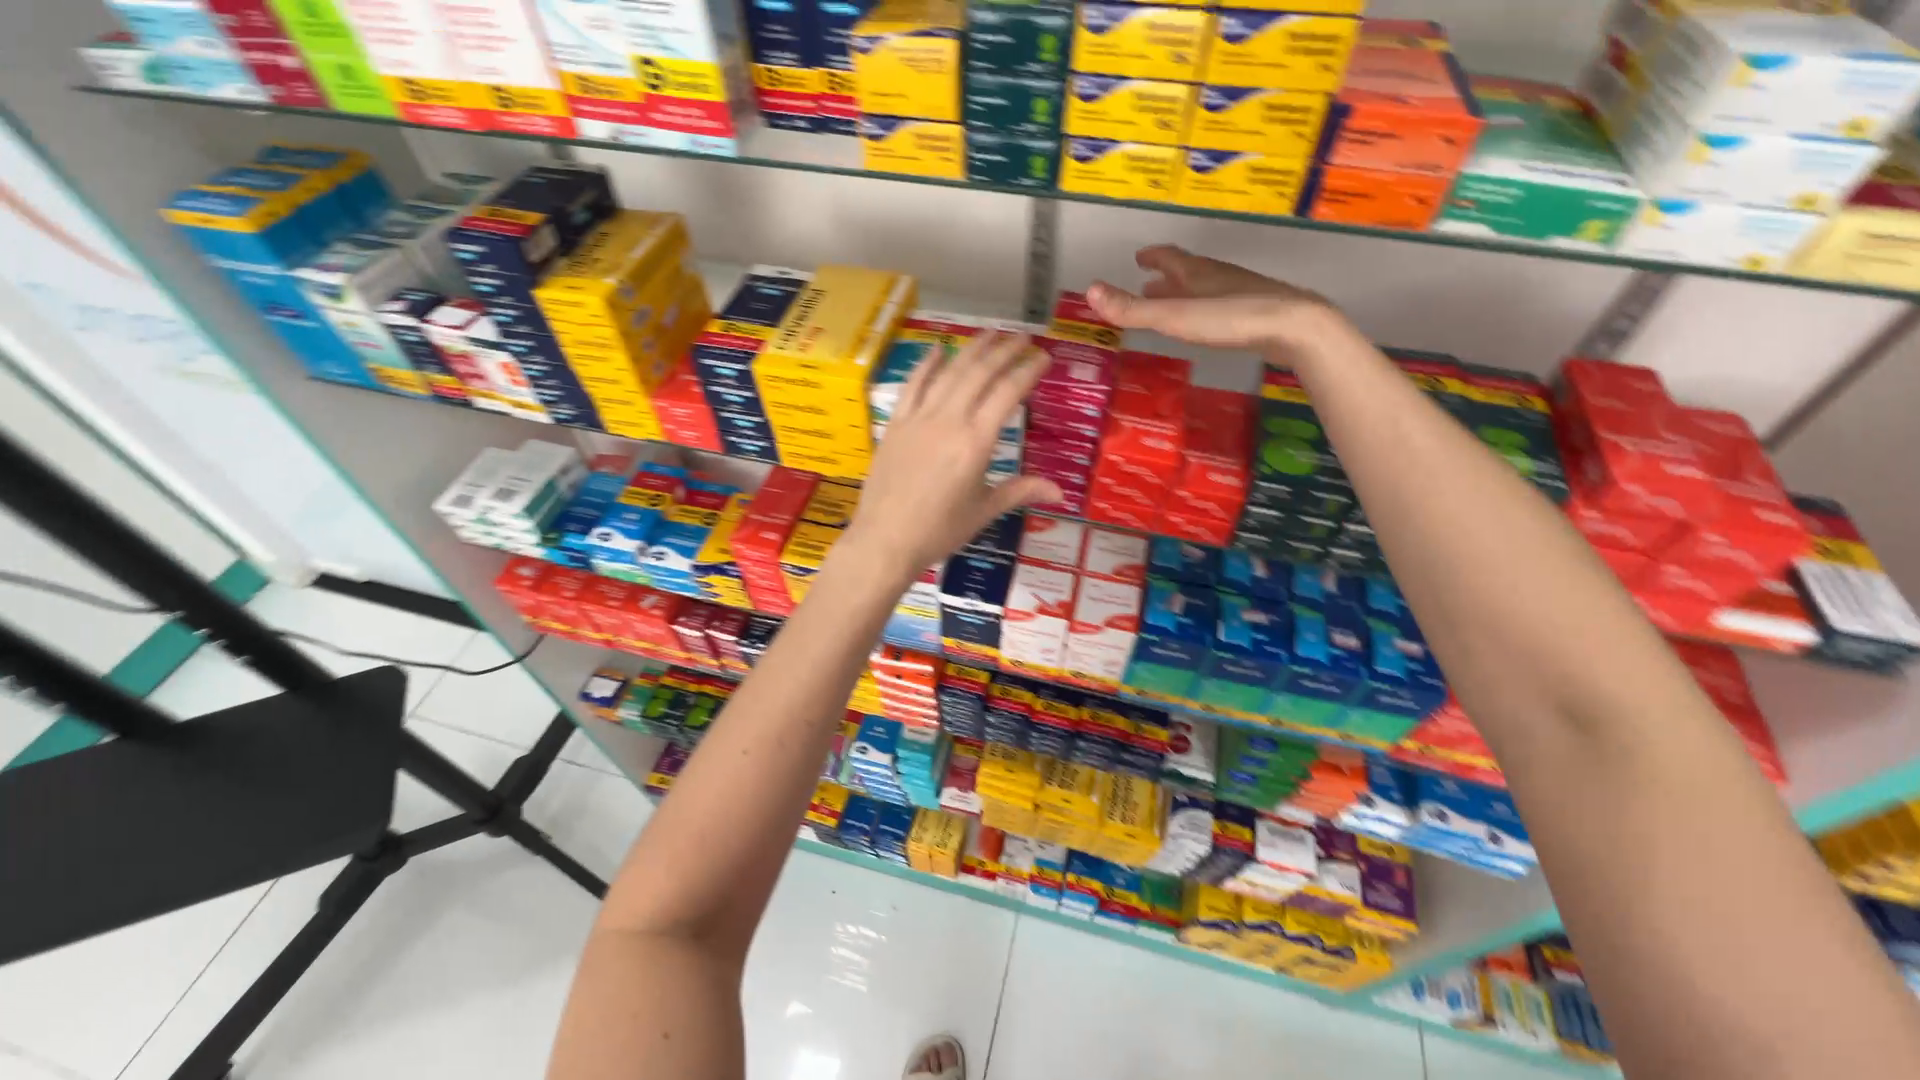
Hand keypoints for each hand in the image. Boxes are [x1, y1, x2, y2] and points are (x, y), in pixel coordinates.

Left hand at [843, 330, 1060, 579]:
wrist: (884, 540)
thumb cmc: (939, 531)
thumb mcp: (983, 512)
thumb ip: (1020, 491)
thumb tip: (1060, 491)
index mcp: (976, 442)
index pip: (1008, 393)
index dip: (1027, 370)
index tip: (1043, 356)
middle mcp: (949, 421)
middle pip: (980, 373)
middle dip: (1004, 351)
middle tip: (1022, 337)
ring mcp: (918, 419)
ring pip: (949, 373)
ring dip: (971, 349)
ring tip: (990, 333)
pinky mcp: (895, 424)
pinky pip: (913, 386)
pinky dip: (927, 365)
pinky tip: (937, 350)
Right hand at [1085, 245, 1352, 354]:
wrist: (1294, 326)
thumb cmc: (1231, 318)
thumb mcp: (1174, 316)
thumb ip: (1132, 309)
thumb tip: (1089, 292)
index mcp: (1195, 272)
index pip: (1168, 257)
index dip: (1152, 257)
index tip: (1139, 257)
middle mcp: (1217, 277)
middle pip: (1187, 271)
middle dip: (1166, 276)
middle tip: (1148, 282)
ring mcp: (1241, 293)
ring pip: (1207, 288)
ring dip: (1187, 293)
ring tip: (1173, 304)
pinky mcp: (1259, 312)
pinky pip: (1225, 305)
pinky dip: (1208, 309)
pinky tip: (1211, 324)